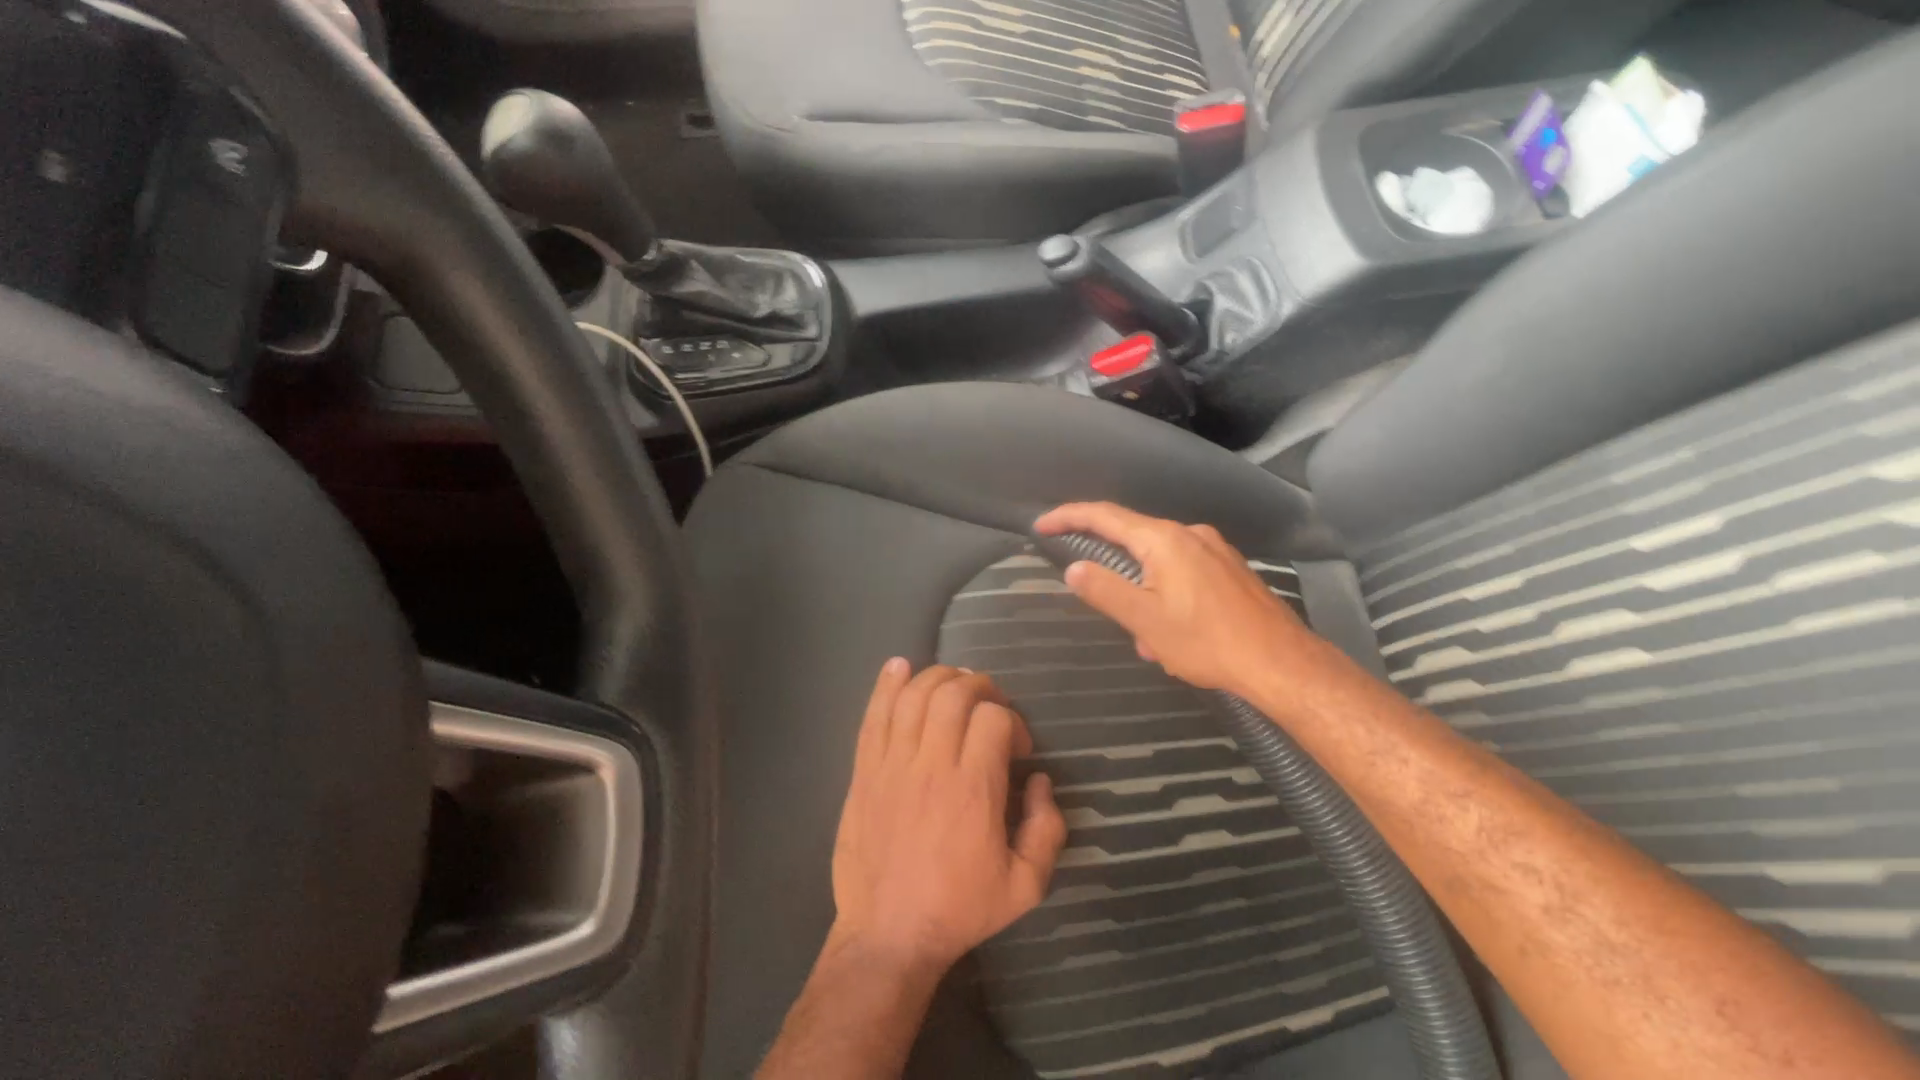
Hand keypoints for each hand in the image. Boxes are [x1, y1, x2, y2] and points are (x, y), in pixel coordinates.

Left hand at [829, 660, 1068, 976]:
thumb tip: (1041, 781)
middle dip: (979, 687)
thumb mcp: (1026, 885)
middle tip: (990, 708)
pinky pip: (873, 716)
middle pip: (953, 694)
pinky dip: (887, 686)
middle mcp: (931, 765)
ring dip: (938, 678)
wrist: (888, 934)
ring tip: (954, 687)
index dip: (1013, 723)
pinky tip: (898, 668)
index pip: (994, 718)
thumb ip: (1047, 829)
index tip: (1017, 751)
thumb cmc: (959, 910)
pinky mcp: (863, 773)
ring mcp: (891, 765)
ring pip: (913, 695)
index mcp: (974, 788)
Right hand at [1034, 501, 1312, 695]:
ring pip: (1162, 565)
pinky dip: (1168, 598)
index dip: (1068, 517)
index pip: (1105, 516)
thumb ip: (1105, 590)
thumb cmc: (1207, 642)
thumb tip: (1074, 568)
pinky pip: (1186, 574)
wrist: (1281, 662)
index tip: (1041, 525)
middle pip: (1135, 540)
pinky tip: (1176, 637)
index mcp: (1165, 540)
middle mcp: (1191, 534)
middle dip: (1115, 577)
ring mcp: (1216, 550)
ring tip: (1150, 642)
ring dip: (1144, 596)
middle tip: (1110, 614)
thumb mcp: (1145, 620)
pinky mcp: (1232, 570)